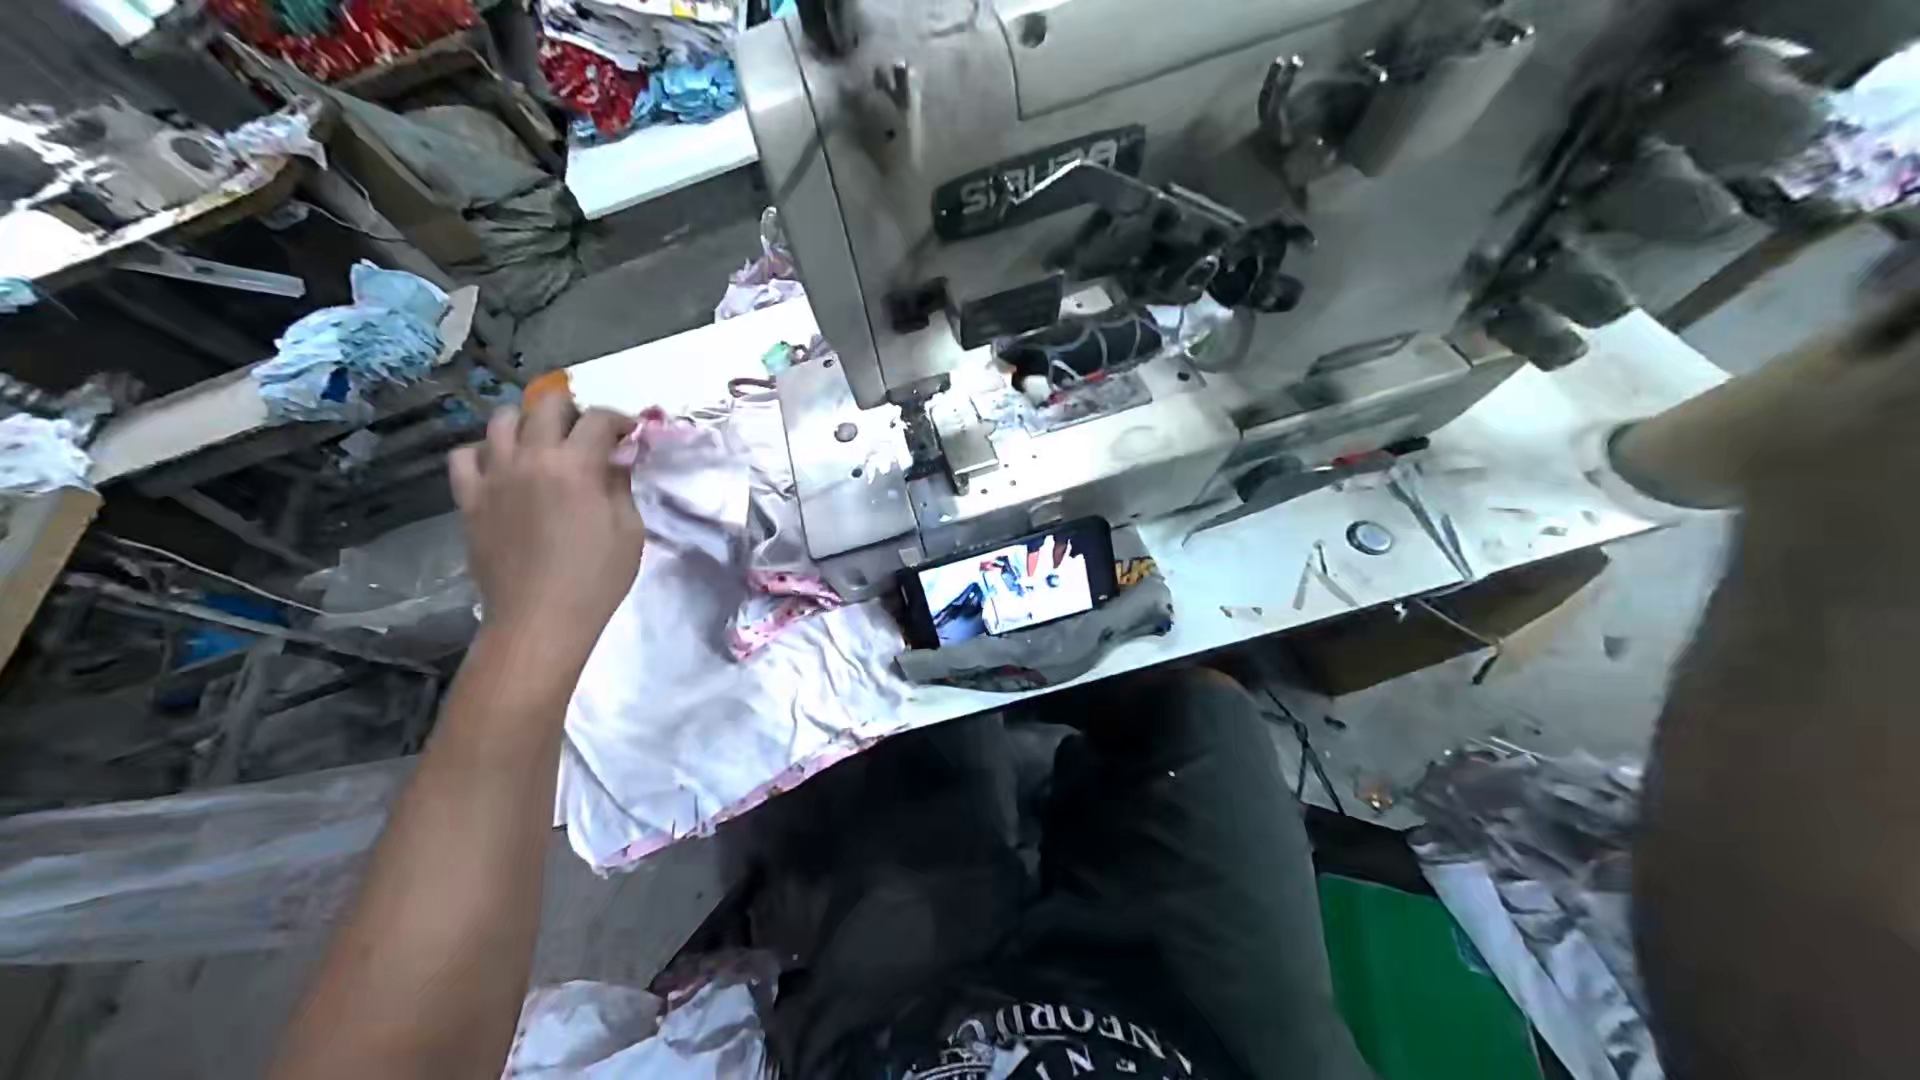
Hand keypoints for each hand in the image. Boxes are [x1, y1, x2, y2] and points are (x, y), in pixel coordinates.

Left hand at [449, 395, 644, 659]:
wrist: (541, 618)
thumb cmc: (597, 577)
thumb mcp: (629, 530)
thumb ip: (620, 485)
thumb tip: (616, 458)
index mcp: (576, 466)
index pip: (599, 420)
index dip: (620, 420)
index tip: (630, 433)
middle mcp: (531, 458)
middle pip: (546, 405)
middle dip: (574, 409)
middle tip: (588, 432)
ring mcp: (494, 476)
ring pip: (501, 421)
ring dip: (529, 423)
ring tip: (544, 443)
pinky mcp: (469, 498)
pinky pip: (466, 456)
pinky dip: (486, 452)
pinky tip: (504, 467)